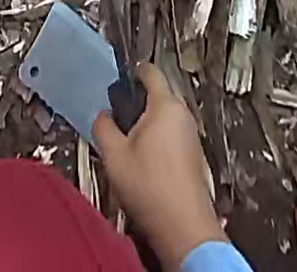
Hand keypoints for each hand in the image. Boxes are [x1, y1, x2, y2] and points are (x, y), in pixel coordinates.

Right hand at [93, 64, 225, 270]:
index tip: (124, 75)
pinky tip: (146, 159)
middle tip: (120, 116)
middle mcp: (182, 114)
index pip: (151, 72)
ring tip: (130, 142)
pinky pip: (174, 133)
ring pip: (166, 116)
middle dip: (139, 102)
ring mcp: (191, 134)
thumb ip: (103, 127)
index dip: (135, 71)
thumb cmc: (150, 187)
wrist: (183, 226)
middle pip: (158, 94)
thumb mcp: (114, 155)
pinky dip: (160, 138)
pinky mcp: (194, 153)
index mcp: (165, 105)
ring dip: (149, 122)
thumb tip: (102, 116)